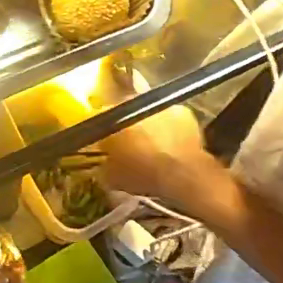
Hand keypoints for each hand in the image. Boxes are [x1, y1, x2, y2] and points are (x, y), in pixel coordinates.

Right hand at [96, 105, 248, 231]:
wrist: (182, 174)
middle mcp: (133, 103)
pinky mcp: (182, 110)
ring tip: (155, 144)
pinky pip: (172, 117)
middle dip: (128, 124)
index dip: (105, 132)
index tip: (109, 145)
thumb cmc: (143, 175)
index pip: (100, 119)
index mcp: (111, 118)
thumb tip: (105, 164)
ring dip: (150, 123)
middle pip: (126, 110)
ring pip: (150, 111)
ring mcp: (158, 104)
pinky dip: (171, 126)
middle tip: (133, 143)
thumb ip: (104, 166)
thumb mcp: (113, 178)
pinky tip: (174, 142)